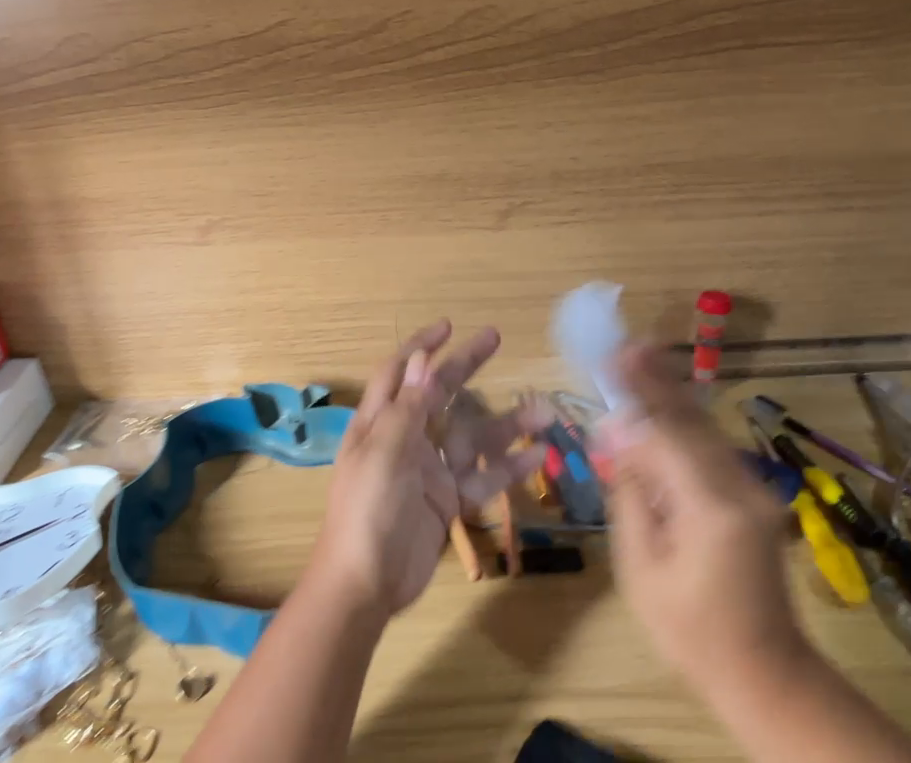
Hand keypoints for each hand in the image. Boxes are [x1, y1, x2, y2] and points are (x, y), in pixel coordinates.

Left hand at [306, 320, 546, 615]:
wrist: (365, 584)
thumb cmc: (367, 511)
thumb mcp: (386, 454)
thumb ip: (408, 408)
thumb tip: (421, 359)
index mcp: (378, 423)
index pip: (398, 372)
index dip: (420, 347)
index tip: (448, 326)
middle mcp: (404, 440)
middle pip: (437, 394)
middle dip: (465, 366)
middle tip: (495, 338)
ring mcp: (428, 471)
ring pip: (470, 437)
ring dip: (504, 424)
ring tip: (544, 411)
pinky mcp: (447, 501)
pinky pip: (481, 477)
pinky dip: (507, 466)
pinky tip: (538, 454)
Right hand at [600, 344, 808, 698]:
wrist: (765, 670)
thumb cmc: (690, 631)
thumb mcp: (641, 569)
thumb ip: (633, 497)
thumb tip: (618, 440)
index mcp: (710, 508)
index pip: (668, 434)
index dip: (640, 393)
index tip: (615, 355)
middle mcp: (741, 488)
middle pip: (693, 422)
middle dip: (658, 381)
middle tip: (628, 343)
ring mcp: (756, 492)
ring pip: (707, 432)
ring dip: (672, 397)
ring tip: (641, 359)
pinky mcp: (757, 500)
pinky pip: (714, 452)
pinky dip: (685, 426)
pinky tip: (663, 408)